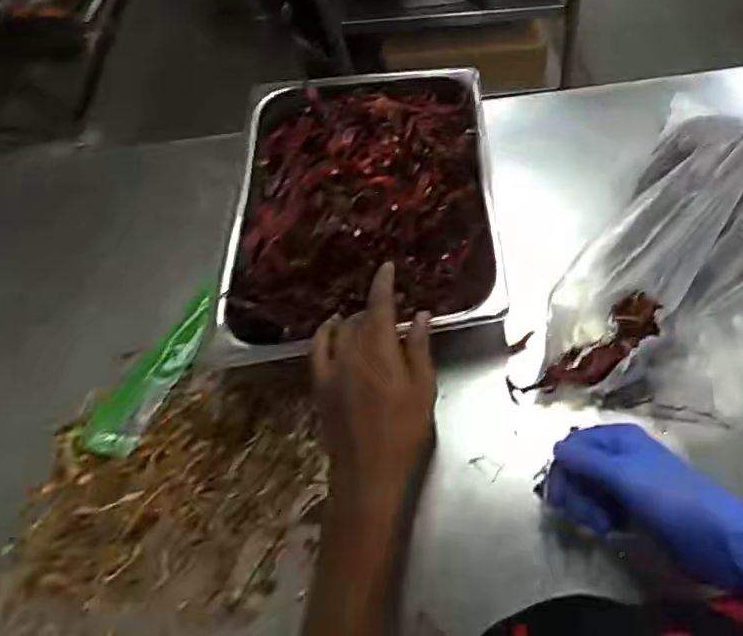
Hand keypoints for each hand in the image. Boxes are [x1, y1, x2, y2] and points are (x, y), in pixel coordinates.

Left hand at [312, 262, 436, 515]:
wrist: (369, 476)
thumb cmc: (405, 433)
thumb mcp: (423, 389)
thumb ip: (419, 348)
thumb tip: (420, 315)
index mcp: (380, 349)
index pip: (379, 304)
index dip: (383, 282)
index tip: (387, 267)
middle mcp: (352, 351)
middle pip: (362, 317)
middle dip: (377, 309)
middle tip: (393, 312)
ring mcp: (332, 368)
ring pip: (343, 330)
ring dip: (356, 321)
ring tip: (370, 322)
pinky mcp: (319, 384)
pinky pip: (318, 348)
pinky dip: (325, 332)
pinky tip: (333, 327)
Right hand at [543, 423, 742, 601]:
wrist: (718, 539)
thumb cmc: (671, 499)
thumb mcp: (625, 477)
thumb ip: (587, 461)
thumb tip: (555, 448)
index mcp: (618, 437)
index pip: (573, 444)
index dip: (563, 469)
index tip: (561, 498)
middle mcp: (619, 454)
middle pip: (578, 466)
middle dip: (574, 491)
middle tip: (585, 516)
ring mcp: (626, 482)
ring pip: (588, 488)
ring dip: (586, 507)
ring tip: (601, 525)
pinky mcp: (633, 508)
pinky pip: (602, 505)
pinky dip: (599, 516)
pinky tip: (609, 529)